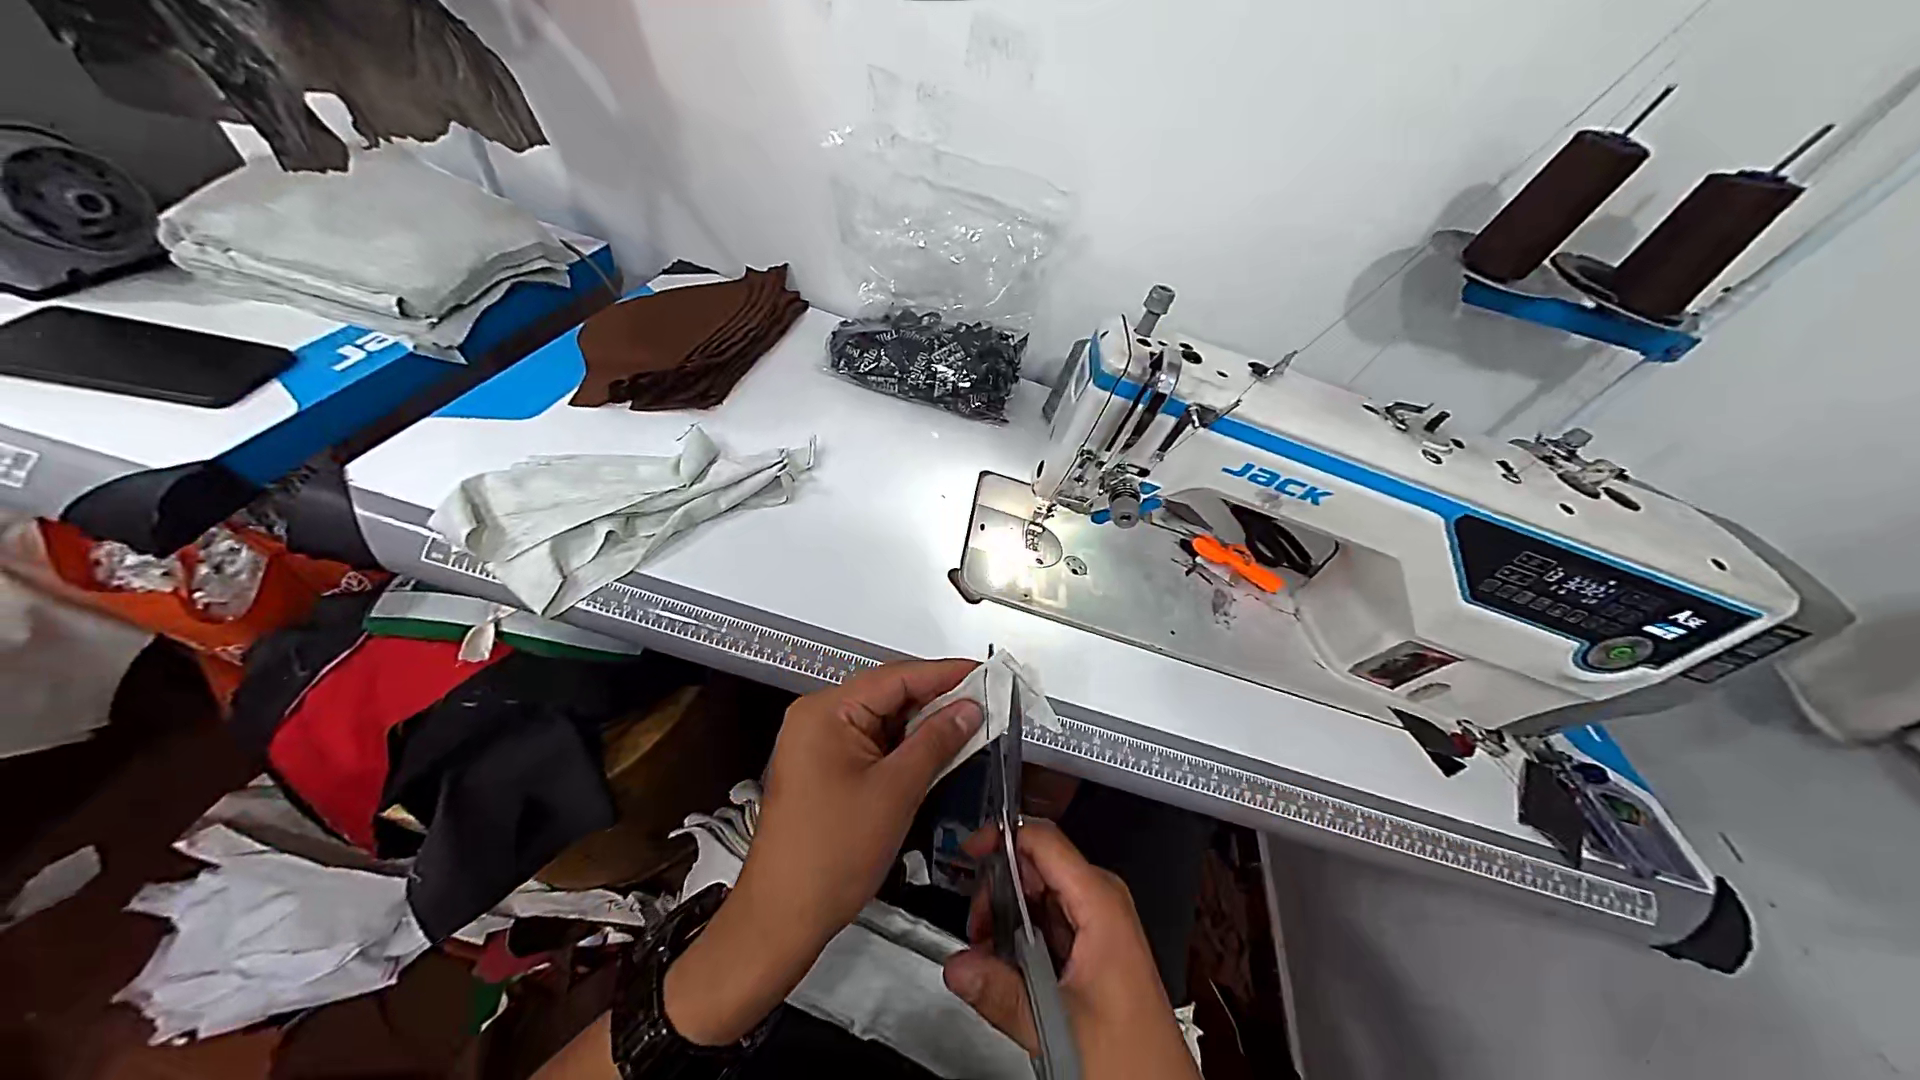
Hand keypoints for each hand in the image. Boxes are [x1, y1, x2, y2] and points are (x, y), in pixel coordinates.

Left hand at [664, 659, 983, 1044]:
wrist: (783, 917)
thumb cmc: (827, 857)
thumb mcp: (896, 791)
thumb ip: (937, 741)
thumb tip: (967, 710)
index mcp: (825, 712)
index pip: (896, 677)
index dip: (945, 674)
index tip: (983, 674)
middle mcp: (817, 719)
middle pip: (889, 694)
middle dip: (938, 701)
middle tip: (983, 703)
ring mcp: (819, 743)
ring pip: (884, 720)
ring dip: (924, 726)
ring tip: (967, 728)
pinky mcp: (825, 767)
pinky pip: (874, 743)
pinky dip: (906, 747)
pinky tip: (936, 752)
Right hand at [943, 820, 1201, 1078]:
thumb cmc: (1131, 1061)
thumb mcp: (1057, 1026)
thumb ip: (1000, 992)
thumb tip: (959, 964)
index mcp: (1100, 902)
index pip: (1045, 840)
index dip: (1004, 837)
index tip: (971, 851)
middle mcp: (1102, 901)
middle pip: (1037, 865)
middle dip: (998, 890)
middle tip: (977, 929)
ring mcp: (1098, 921)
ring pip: (1038, 893)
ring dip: (1007, 916)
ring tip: (991, 956)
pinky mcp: (1092, 943)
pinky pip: (1047, 919)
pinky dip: (1022, 934)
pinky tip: (1010, 968)